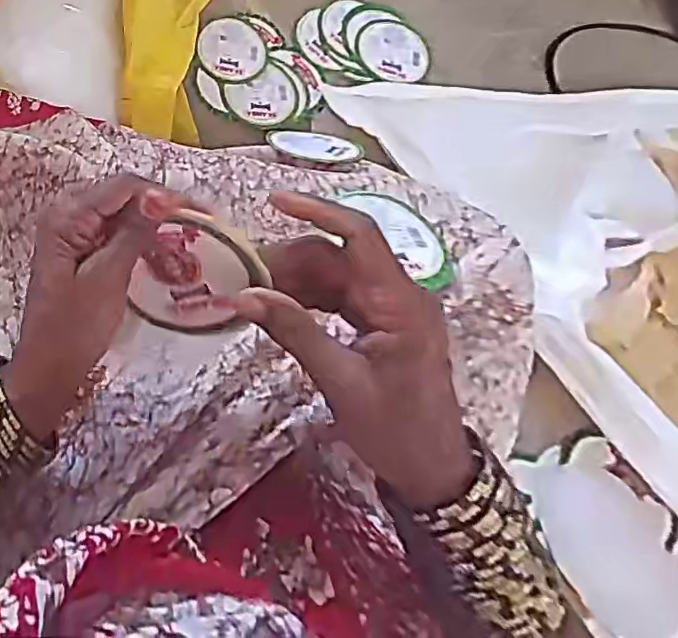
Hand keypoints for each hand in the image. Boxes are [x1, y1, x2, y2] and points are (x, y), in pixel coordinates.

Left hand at [4, 175, 186, 439]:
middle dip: (161, 206)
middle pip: (123, 194)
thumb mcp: (108, 278)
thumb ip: (134, 233)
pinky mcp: (81, 246)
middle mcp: (66, 213)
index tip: (198, 211)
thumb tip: (162, 196)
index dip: (162, 194)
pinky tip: (164, 249)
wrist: (47, 371)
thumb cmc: (72, 329)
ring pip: (122, 211)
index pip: (122, 187)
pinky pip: (116, 229)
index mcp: (66, 216)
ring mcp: (72, 229)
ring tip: (190, 236)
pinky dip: (140, 237)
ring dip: (153, 222)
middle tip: (200, 223)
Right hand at [235, 191, 477, 508]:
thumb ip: (295, 332)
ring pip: (331, 274)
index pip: (360, 235)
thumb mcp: (341, 383)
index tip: (274, 201)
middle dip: (288, 260)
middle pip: (336, 256)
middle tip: (243, 274)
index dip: (318, 211)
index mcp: (400, 302)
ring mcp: (387, 307)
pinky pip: (335, 295)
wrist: (434, 474)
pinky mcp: (377, 321)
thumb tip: (244, 296)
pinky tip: (275, 307)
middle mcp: (396, 293)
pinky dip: (304, 298)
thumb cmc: (396, 432)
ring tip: (252, 292)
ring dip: (291, 280)